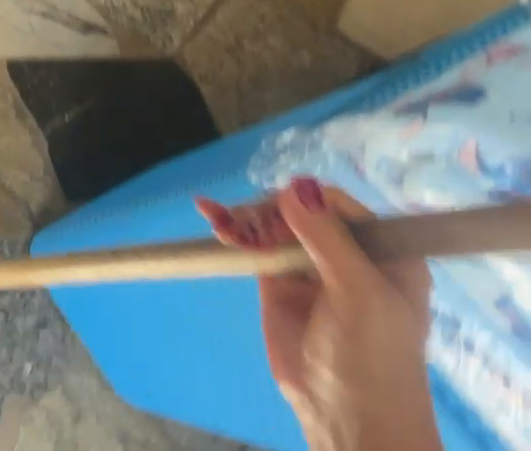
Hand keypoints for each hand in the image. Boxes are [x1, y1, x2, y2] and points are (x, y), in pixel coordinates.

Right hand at [196, 180, 441, 450]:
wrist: (344, 411)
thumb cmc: (369, 355)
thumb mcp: (359, 295)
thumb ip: (328, 240)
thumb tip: (294, 185)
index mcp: (388, 256)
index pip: (341, 207)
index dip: (307, 202)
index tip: (279, 214)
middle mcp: (350, 257)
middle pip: (299, 211)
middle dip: (266, 211)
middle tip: (244, 226)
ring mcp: (310, 268)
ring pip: (271, 225)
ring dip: (242, 217)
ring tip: (218, 224)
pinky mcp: (276, 281)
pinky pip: (252, 244)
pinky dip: (230, 228)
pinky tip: (210, 215)